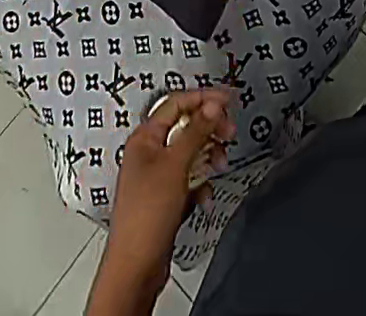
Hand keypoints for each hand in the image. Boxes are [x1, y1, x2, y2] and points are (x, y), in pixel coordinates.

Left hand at [95, 90, 234, 292]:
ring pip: (191, 151)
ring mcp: (158, 174)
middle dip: (209, 129)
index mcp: (145, 138)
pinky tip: (204, 194)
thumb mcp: (176, 165)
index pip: (177, 103)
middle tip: (228, 132)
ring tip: (218, 164)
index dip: (203, 98)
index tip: (226, 101)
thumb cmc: (145, 218)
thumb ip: (196, 131)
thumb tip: (212, 105)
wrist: (137, 267)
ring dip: (208, 156)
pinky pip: (191, 176)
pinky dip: (202, 182)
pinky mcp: (167, 194)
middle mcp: (150, 152)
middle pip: (187, 125)